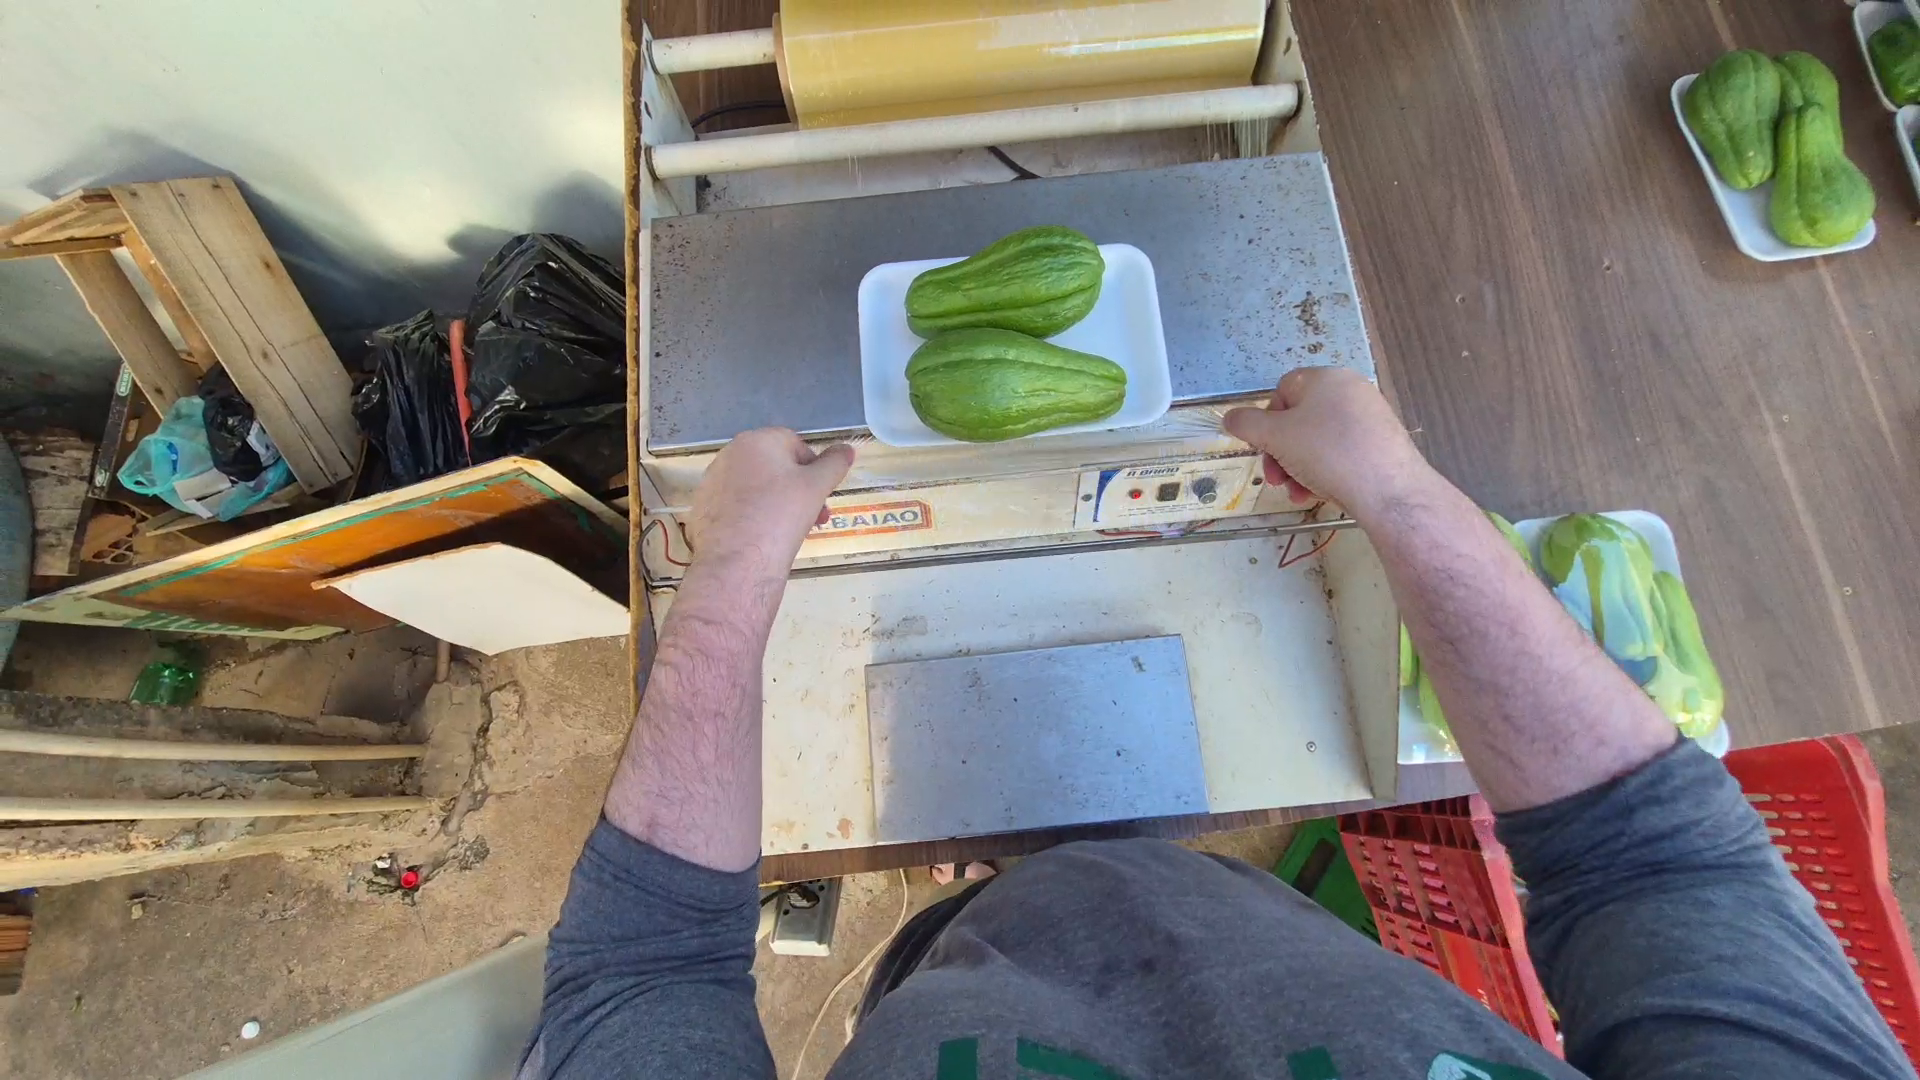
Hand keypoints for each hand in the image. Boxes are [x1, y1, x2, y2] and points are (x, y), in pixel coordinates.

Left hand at [684, 428, 853, 578]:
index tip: (820, 494)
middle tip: (811, 516)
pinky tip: (762, 537)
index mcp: (757, 440)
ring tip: (788, 530)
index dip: (813, 469)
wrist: (737, 560)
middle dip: (796, 489)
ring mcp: (712, 481)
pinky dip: (752, 516)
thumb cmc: (781, 515)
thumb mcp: (817, 487)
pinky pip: (736, 506)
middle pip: (773, 466)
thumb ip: (835, 464)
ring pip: (755, 487)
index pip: (794, 443)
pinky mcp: (702, 508)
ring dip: (775, 502)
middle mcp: (729, 454)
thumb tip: (847, 449)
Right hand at [1222, 367, 1428, 516]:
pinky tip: (1317, 492)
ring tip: (1297, 492)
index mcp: (1324, 378)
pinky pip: (1339, 451)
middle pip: (1298, 419)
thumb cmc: (1326, 452)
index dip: (1266, 421)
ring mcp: (1369, 415)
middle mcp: (1349, 389)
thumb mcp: (1274, 437)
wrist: (1388, 488)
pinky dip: (1323, 470)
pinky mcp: (1381, 441)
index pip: (1282, 390)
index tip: (1264, 447)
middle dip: (1280, 452)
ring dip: (1297, 467)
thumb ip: (1245, 424)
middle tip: (1275, 479)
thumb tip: (1230, 417)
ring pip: (1316, 440)